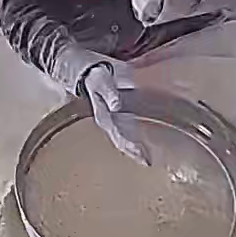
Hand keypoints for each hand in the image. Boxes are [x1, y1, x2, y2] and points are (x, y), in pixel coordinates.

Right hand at [47, 45, 149, 164]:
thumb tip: (116, 106)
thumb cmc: (96, 76)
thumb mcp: (101, 80)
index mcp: (104, 116)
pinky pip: (125, 134)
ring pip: (122, 141)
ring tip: (146, 161)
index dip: (129, 145)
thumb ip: (109, 93)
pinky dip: (134, 143)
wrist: (88, 73)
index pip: (118, 134)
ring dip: (134, 151)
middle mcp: (107, 122)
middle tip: (147, 162)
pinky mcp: (116, 118)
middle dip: (133, 153)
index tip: (140, 154)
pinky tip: (142, 148)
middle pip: (121, 142)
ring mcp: (112, 122)